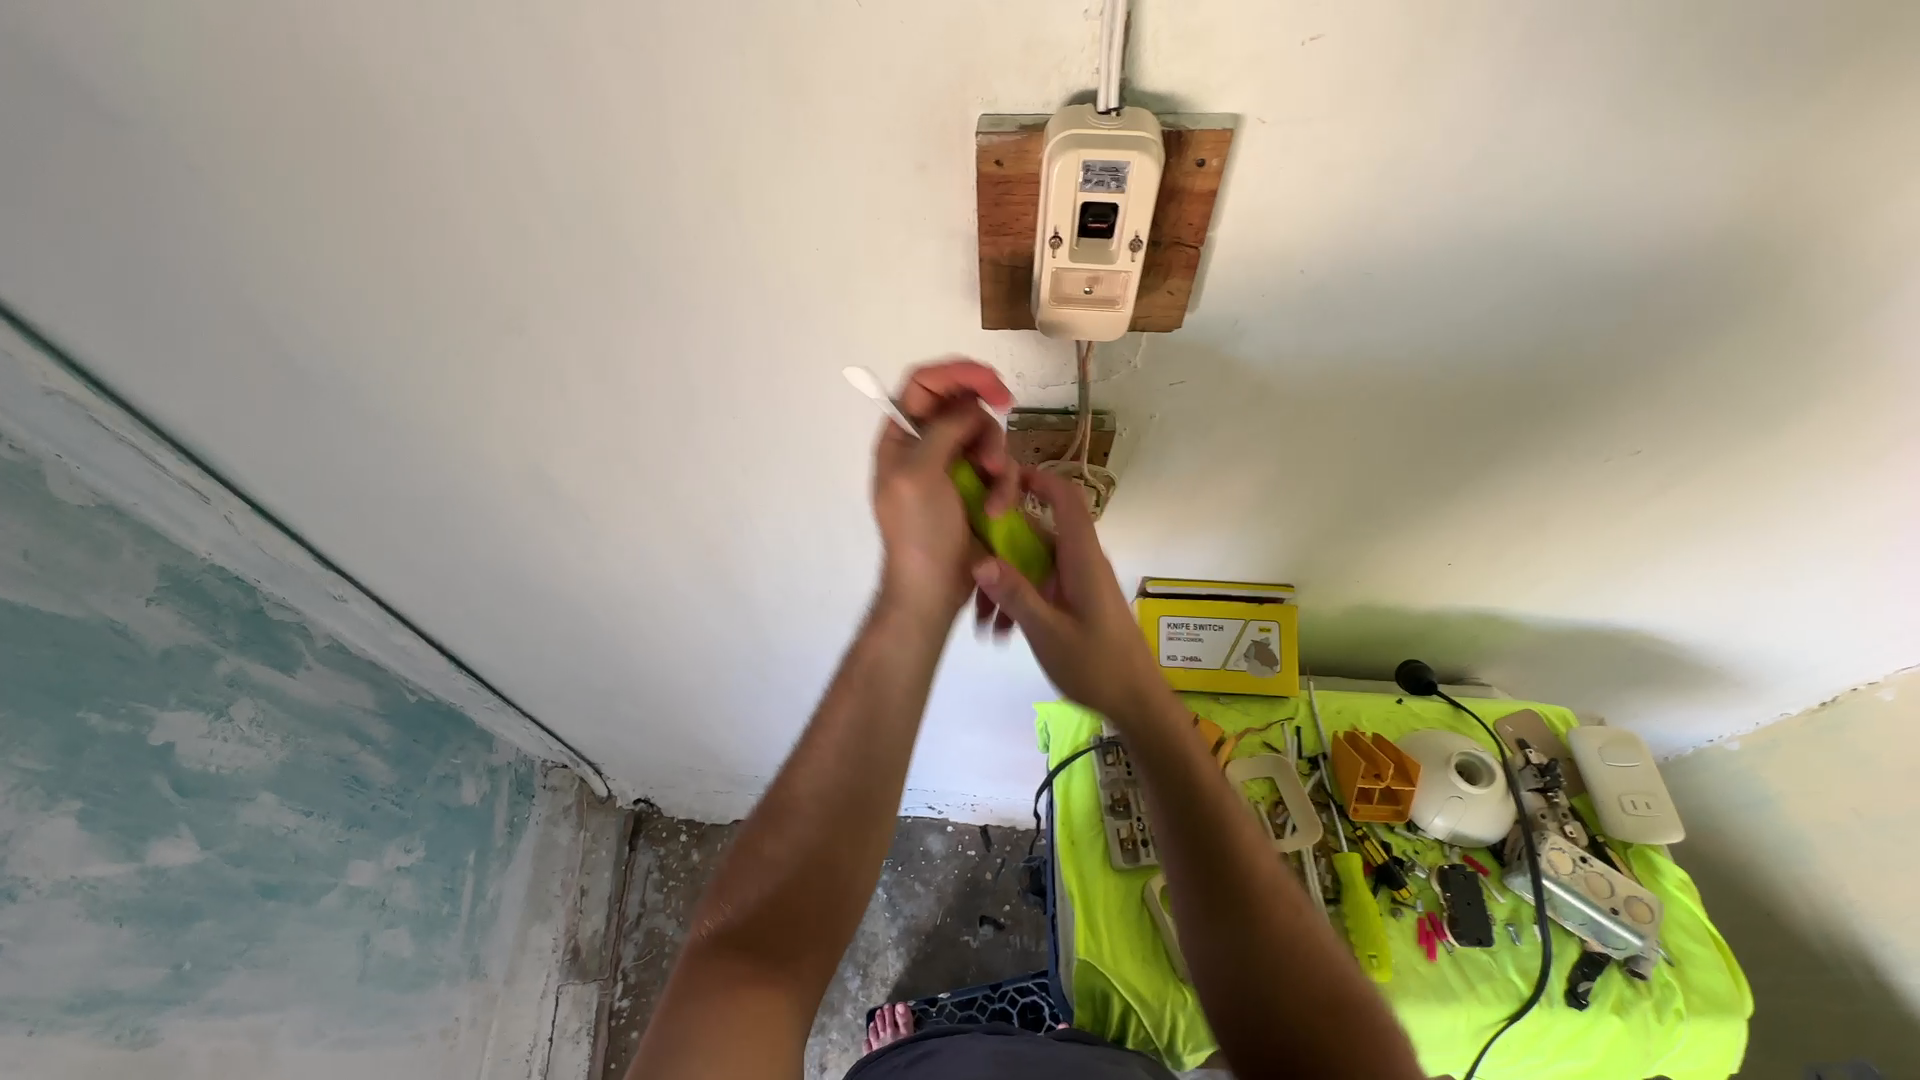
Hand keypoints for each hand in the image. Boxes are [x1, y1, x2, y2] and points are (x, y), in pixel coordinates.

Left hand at [873, 360, 1018, 615]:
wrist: (933, 590)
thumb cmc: (917, 533)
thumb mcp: (918, 475)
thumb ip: (941, 429)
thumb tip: (970, 406)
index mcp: (901, 436)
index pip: (926, 383)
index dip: (959, 374)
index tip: (995, 385)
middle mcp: (927, 445)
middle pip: (965, 408)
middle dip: (985, 431)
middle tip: (989, 461)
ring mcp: (954, 467)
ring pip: (989, 438)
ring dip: (998, 464)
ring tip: (994, 497)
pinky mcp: (979, 489)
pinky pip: (1002, 469)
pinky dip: (1005, 487)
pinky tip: (999, 510)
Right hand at [970, 468, 1178, 727]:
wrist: (1136, 702)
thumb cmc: (1097, 665)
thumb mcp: (1048, 632)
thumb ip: (1015, 594)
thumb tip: (978, 559)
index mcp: (1082, 558)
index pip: (1064, 498)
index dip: (1036, 479)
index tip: (997, 480)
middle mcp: (1081, 562)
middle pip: (1036, 533)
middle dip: (998, 549)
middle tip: (966, 570)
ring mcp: (1078, 582)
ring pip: (1033, 565)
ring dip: (1004, 583)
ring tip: (982, 621)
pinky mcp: (1076, 602)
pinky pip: (1041, 587)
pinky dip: (1019, 600)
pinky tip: (1000, 632)